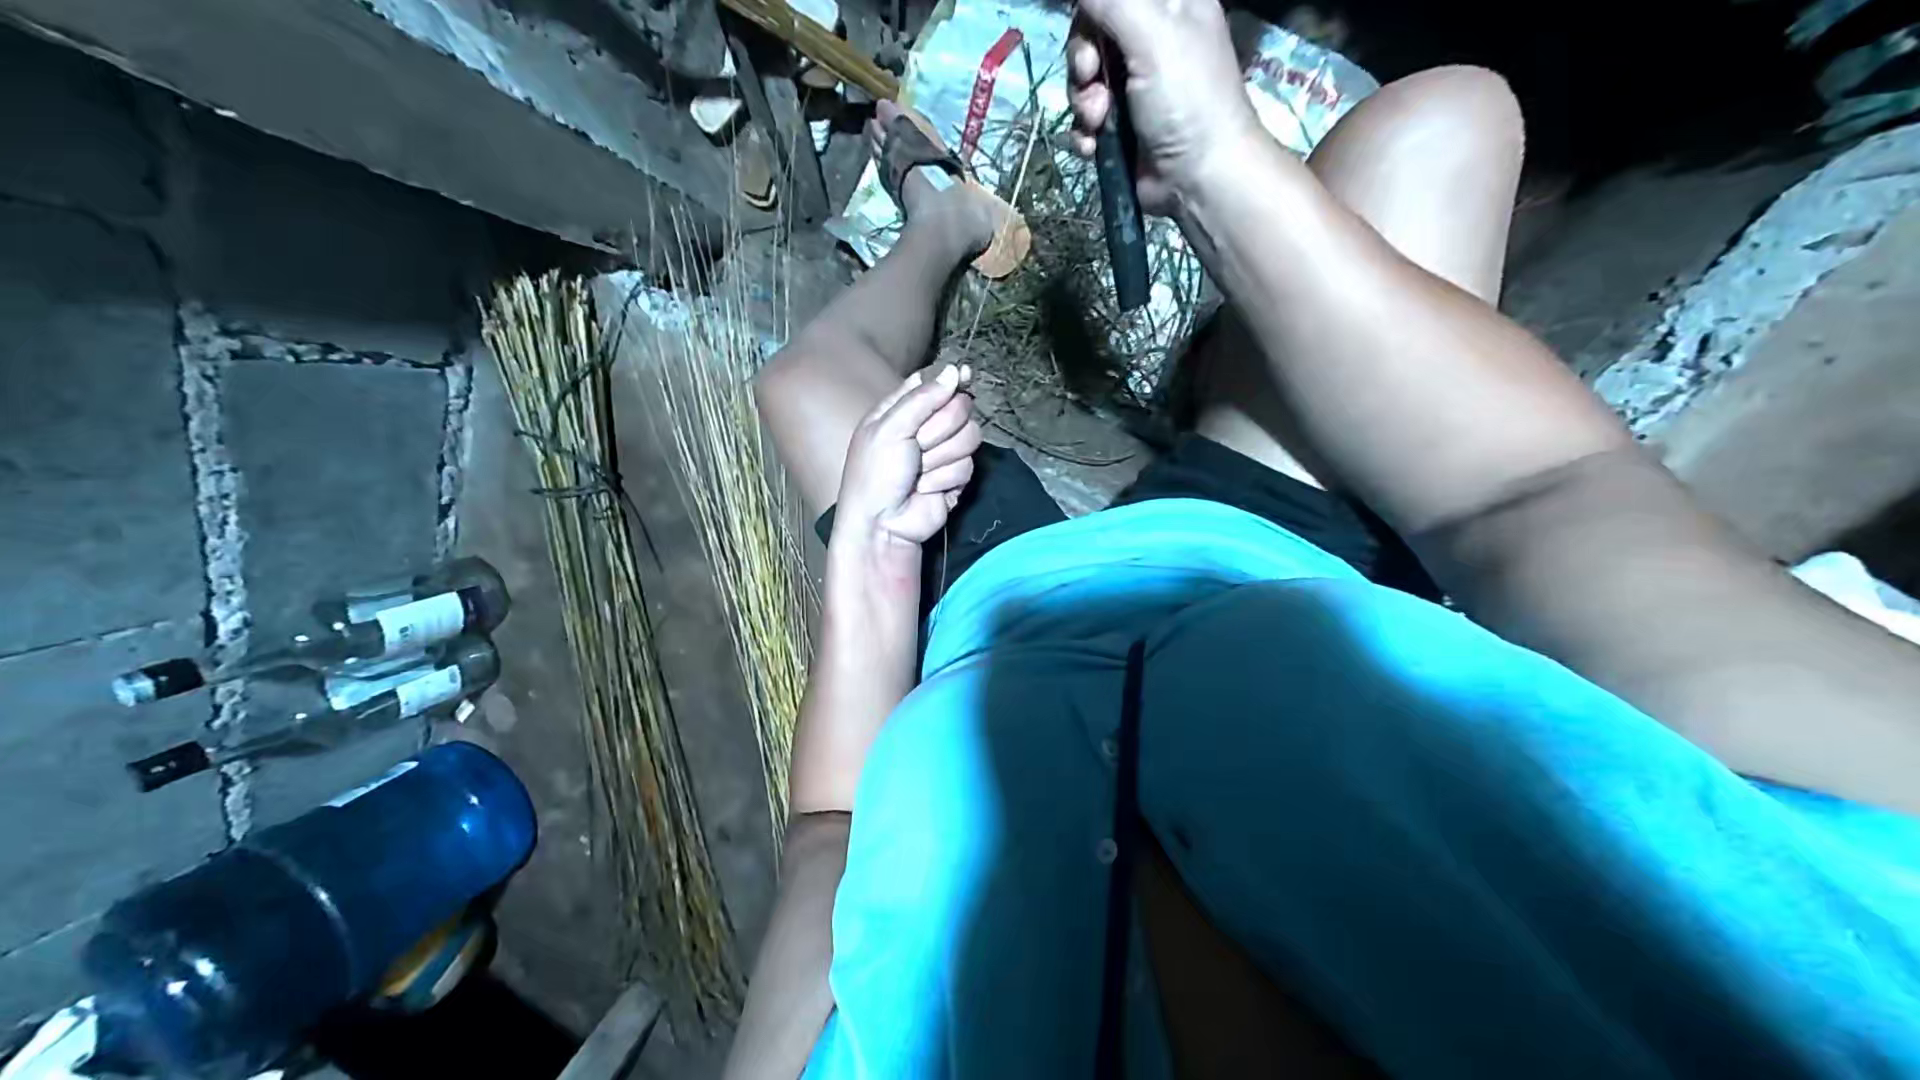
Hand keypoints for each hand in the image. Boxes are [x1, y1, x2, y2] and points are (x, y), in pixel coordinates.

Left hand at [834, 364, 981, 550]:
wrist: (883, 525)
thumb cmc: (875, 475)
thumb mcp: (889, 429)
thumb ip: (922, 398)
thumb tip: (956, 370)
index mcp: (902, 410)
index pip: (936, 384)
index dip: (951, 381)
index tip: (965, 377)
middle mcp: (924, 428)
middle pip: (960, 409)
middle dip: (940, 430)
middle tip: (917, 448)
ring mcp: (941, 453)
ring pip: (969, 438)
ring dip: (942, 458)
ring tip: (918, 474)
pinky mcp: (954, 477)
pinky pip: (968, 466)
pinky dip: (945, 479)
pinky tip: (926, 489)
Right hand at [1067, 0, 1263, 214]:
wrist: (1197, 177)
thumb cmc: (1186, 99)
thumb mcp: (1154, 34)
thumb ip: (1113, 1)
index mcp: (1169, 5)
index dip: (1094, 11)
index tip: (1091, 28)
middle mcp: (1149, 42)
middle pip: (1091, 34)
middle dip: (1083, 59)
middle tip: (1091, 77)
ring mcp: (1133, 88)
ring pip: (1083, 80)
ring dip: (1082, 103)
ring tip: (1098, 121)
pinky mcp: (1119, 129)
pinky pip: (1084, 121)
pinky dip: (1084, 134)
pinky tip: (1094, 145)